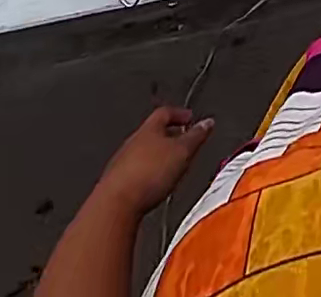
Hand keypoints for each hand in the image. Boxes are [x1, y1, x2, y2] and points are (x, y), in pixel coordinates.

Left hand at [91, 106, 213, 215]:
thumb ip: (197, 135)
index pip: (165, 112)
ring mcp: (120, 164)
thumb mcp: (183, 151)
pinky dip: (146, 174)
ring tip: (170, 166)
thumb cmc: (147, 175)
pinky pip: (133, 172)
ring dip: (157, 156)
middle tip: (182, 142)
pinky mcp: (113, 185)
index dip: (179, 114)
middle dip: (169, 136)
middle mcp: (132, 142)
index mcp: (149, 129)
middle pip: (152, 133)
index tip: (189, 118)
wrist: (114, 207)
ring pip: (142, 153)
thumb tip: (207, 122)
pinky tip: (153, 185)